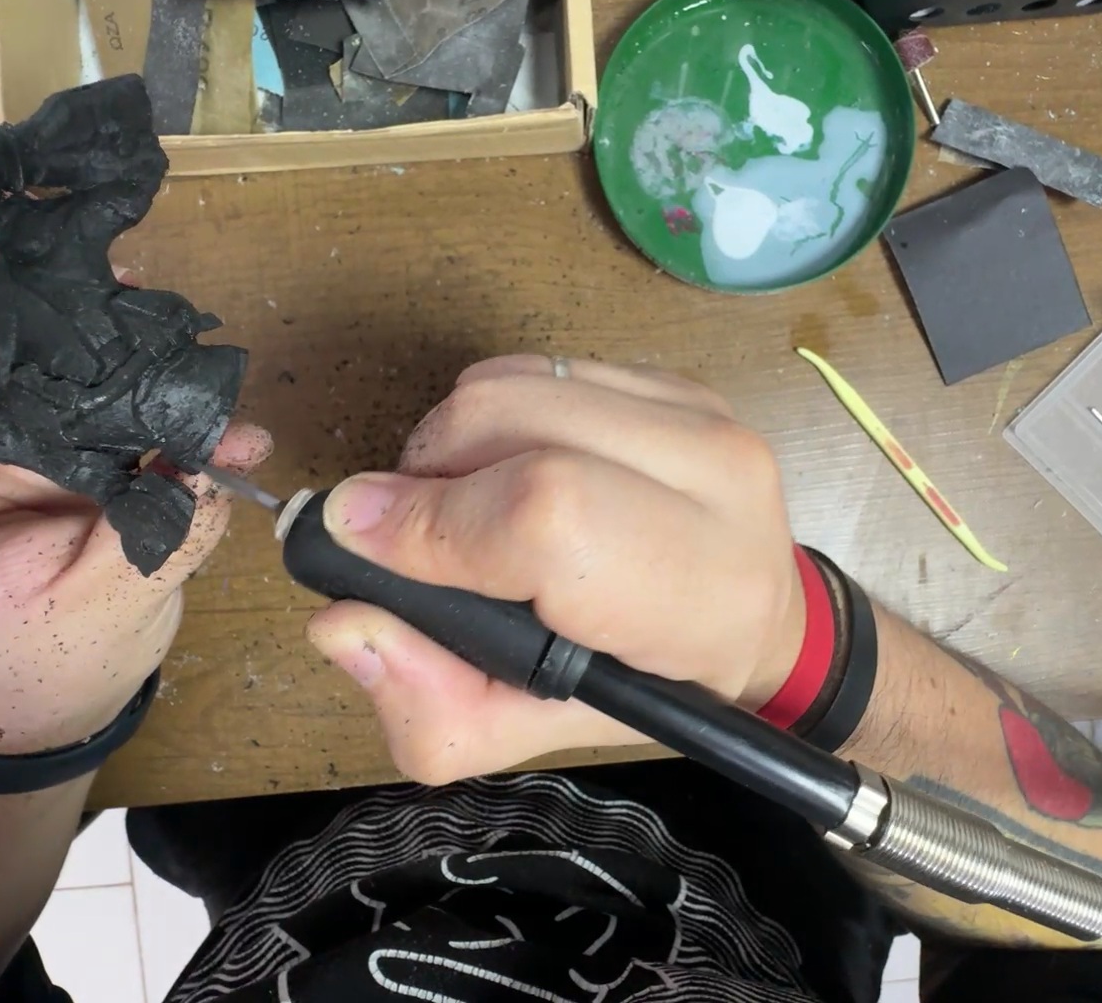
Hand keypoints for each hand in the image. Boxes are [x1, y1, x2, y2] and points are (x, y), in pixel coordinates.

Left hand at [0, 238, 268, 753]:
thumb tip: (200, 457)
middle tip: (4, 246)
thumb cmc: (44, 668)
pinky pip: (19, 334)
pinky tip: (138, 316)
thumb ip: (144, 546)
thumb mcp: (89, 629)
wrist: (47, 675)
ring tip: (94, 274)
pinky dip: (78, 311)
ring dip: (6, 277)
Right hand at [306, 355, 804, 783]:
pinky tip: (509, 466)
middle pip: (514, 419)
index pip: (547, 512)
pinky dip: (493, 414)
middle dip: (425, 474)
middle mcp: (710, 474)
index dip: (435, 522)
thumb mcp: (545, 732)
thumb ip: (439, 704)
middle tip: (416, 532)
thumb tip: (342, 620)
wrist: (758, 613)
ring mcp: (695, 411)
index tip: (359, 540)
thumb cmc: (658, 682)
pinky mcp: (670, 381)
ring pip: (514, 382)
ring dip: (452, 441)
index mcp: (695, 584)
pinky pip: (538, 368)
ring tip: (464, 503)